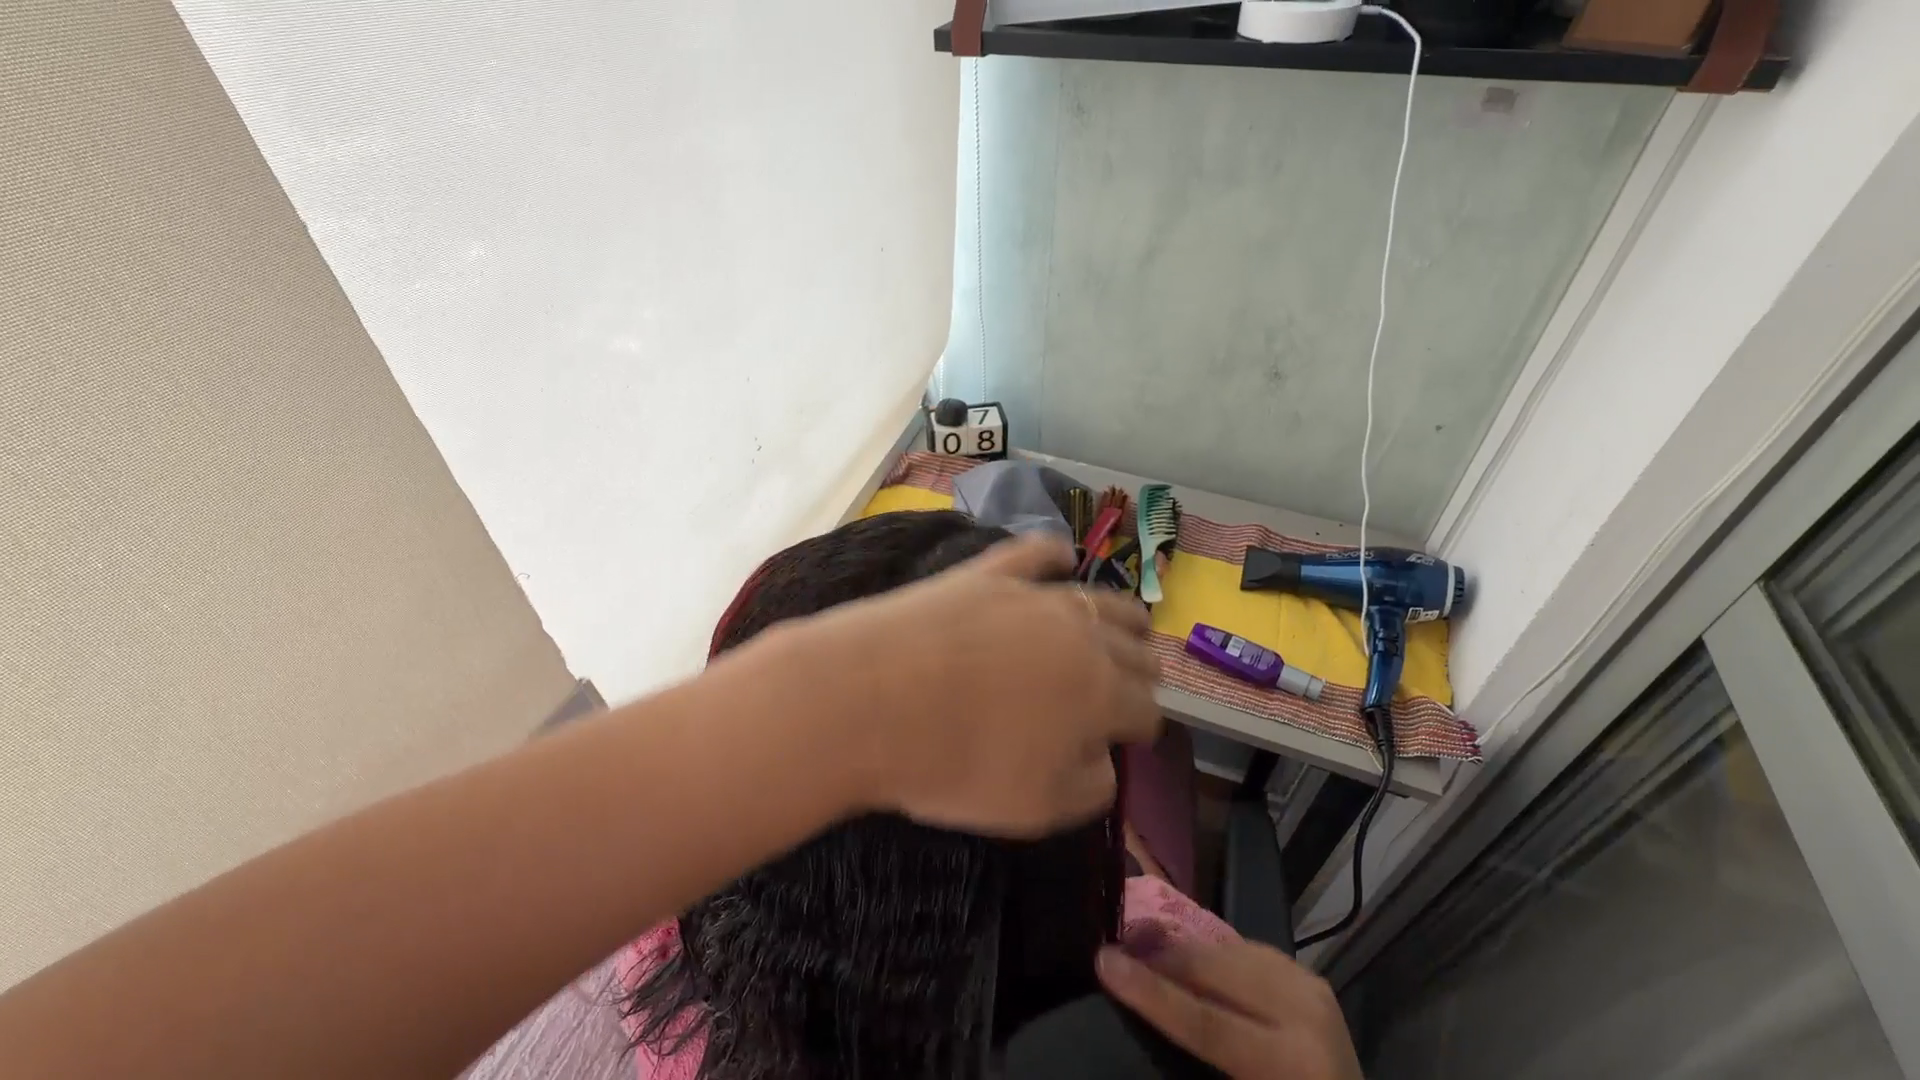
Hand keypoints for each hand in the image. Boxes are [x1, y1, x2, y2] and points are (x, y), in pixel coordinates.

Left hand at [743, 533, 1162, 836]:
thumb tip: (1104, 759)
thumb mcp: (1037, 807)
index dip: (1144, 728)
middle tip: (1135, 686)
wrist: (868, 699)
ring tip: (1132, 628)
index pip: (1145, 710)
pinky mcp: (989, 573)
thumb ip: (1091, 786)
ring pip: (1102, 600)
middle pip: (1133, 651)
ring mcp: (1035, 597)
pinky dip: (1056, 554)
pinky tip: (1064, 557)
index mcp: (1102, 694)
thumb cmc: (954, 763)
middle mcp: (1083, 636)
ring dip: (1124, 619)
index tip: (1133, 739)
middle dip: (1141, 673)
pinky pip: (1036, 552)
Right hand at [1096, 940, 1363, 1079]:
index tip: (1104, 961)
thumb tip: (1142, 1012)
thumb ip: (1194, 1055)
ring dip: (1185, 953)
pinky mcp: (1313, 978)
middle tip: (1115, 954)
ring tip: (1146, 958)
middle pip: (1216, 970)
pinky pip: (1250, 952)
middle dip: (1160, 960)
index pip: (1205, 1022)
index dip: (1150, 991)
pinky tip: (1191, 963)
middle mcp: (1305, 1017)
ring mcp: (1313, 990)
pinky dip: (1216, 955)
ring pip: (1230, 951)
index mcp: (1287, 1062)